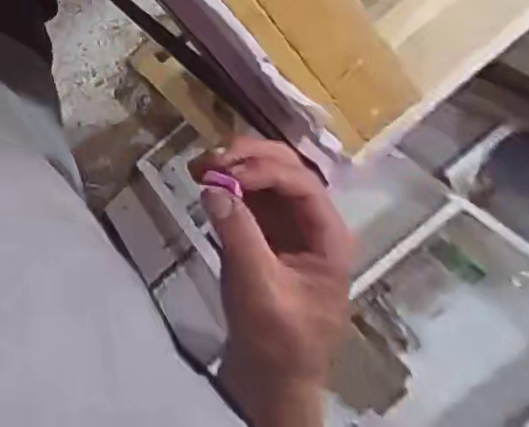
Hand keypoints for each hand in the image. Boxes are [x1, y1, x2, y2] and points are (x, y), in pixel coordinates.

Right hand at [198, 138, 352, 426]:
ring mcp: (287, 221)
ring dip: (234, 161)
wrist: (271, 372)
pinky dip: (225, 176)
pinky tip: (203, 179)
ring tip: (200, 166)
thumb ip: (239, 236)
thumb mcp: (259, 289)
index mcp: (328, 237)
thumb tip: (213, 188)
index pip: (301, 183)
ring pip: (266, 169)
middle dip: (248, 155)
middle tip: (210, 160)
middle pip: (287, 166)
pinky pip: (247, 187)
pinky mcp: (263, 226)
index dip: (264, 170)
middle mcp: (311, 220)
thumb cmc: (277, 337)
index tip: (225, 174)